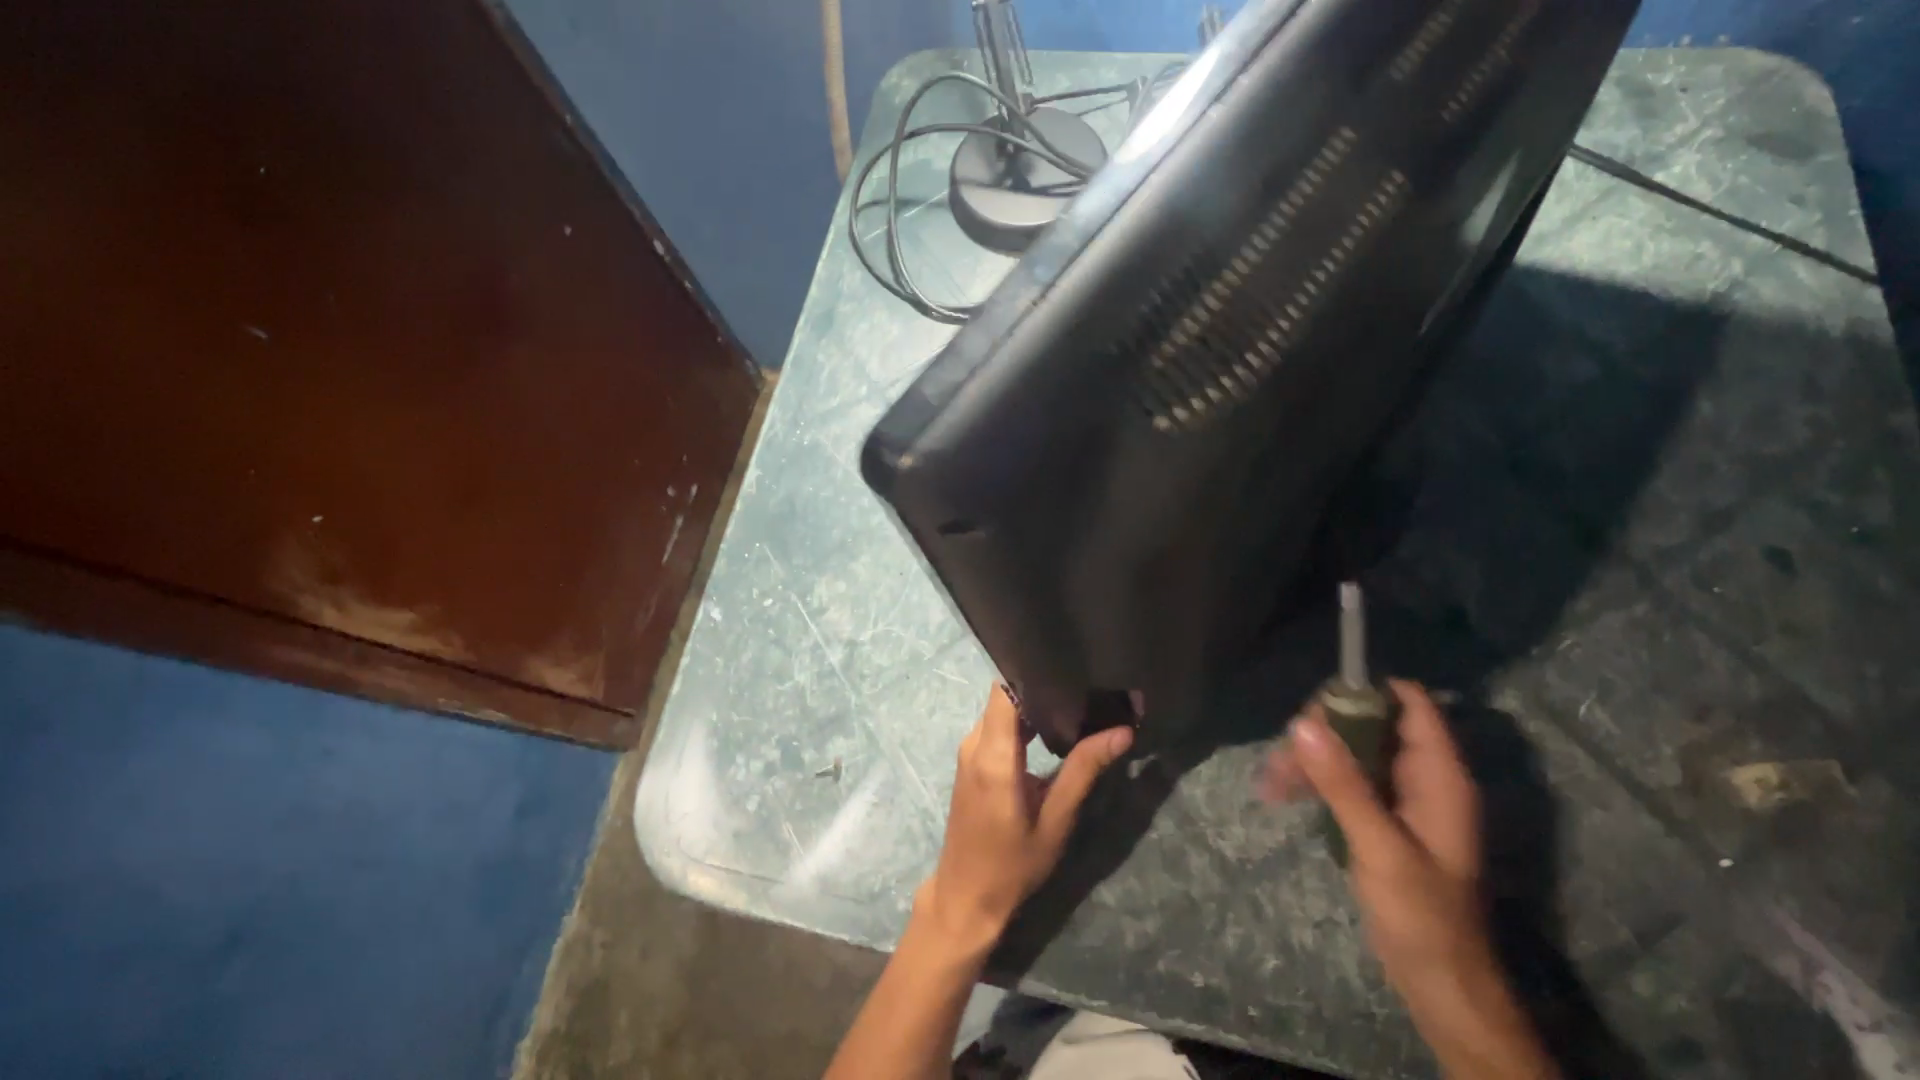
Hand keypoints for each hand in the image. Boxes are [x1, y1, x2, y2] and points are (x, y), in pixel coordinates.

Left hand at [917, 685, 1133, 953]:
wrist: (966, 896)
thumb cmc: (1012, 864)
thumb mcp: (1055, 819)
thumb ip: (1084, 770)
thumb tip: (1123, 730)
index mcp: (993, 755)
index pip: (1006, 689)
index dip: (1035, 672)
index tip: (1073, 666)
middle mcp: (974, 744)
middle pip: (1006, 695)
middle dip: (1044, 687)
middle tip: (1090, 686)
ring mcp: (970, 752)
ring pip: (1003, 710)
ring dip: (1036, 705)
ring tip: (1081, 703)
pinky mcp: (973, 762)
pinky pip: (998, 727)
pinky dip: (1025, 722)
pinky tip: (1057, 728)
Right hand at [1261, 680, 1489, 992]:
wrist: (1439, 979)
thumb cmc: (1420, 913)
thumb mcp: (1379, 845)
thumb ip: (1343, 784)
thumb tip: (1303, 724)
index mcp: (1439, 776)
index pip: (1410, 703)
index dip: (1366, 692)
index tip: (1317, 706)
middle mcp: (1424, 778)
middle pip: (1372, 723)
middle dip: (1325, 731)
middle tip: (1284, 756)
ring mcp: (1403, 799)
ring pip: (1354, 752)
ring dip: (1313, 759)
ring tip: (1272, 783)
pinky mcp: (1384, 820)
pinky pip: (1348, 781)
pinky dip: (1318, 782)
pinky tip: (1283, 796)